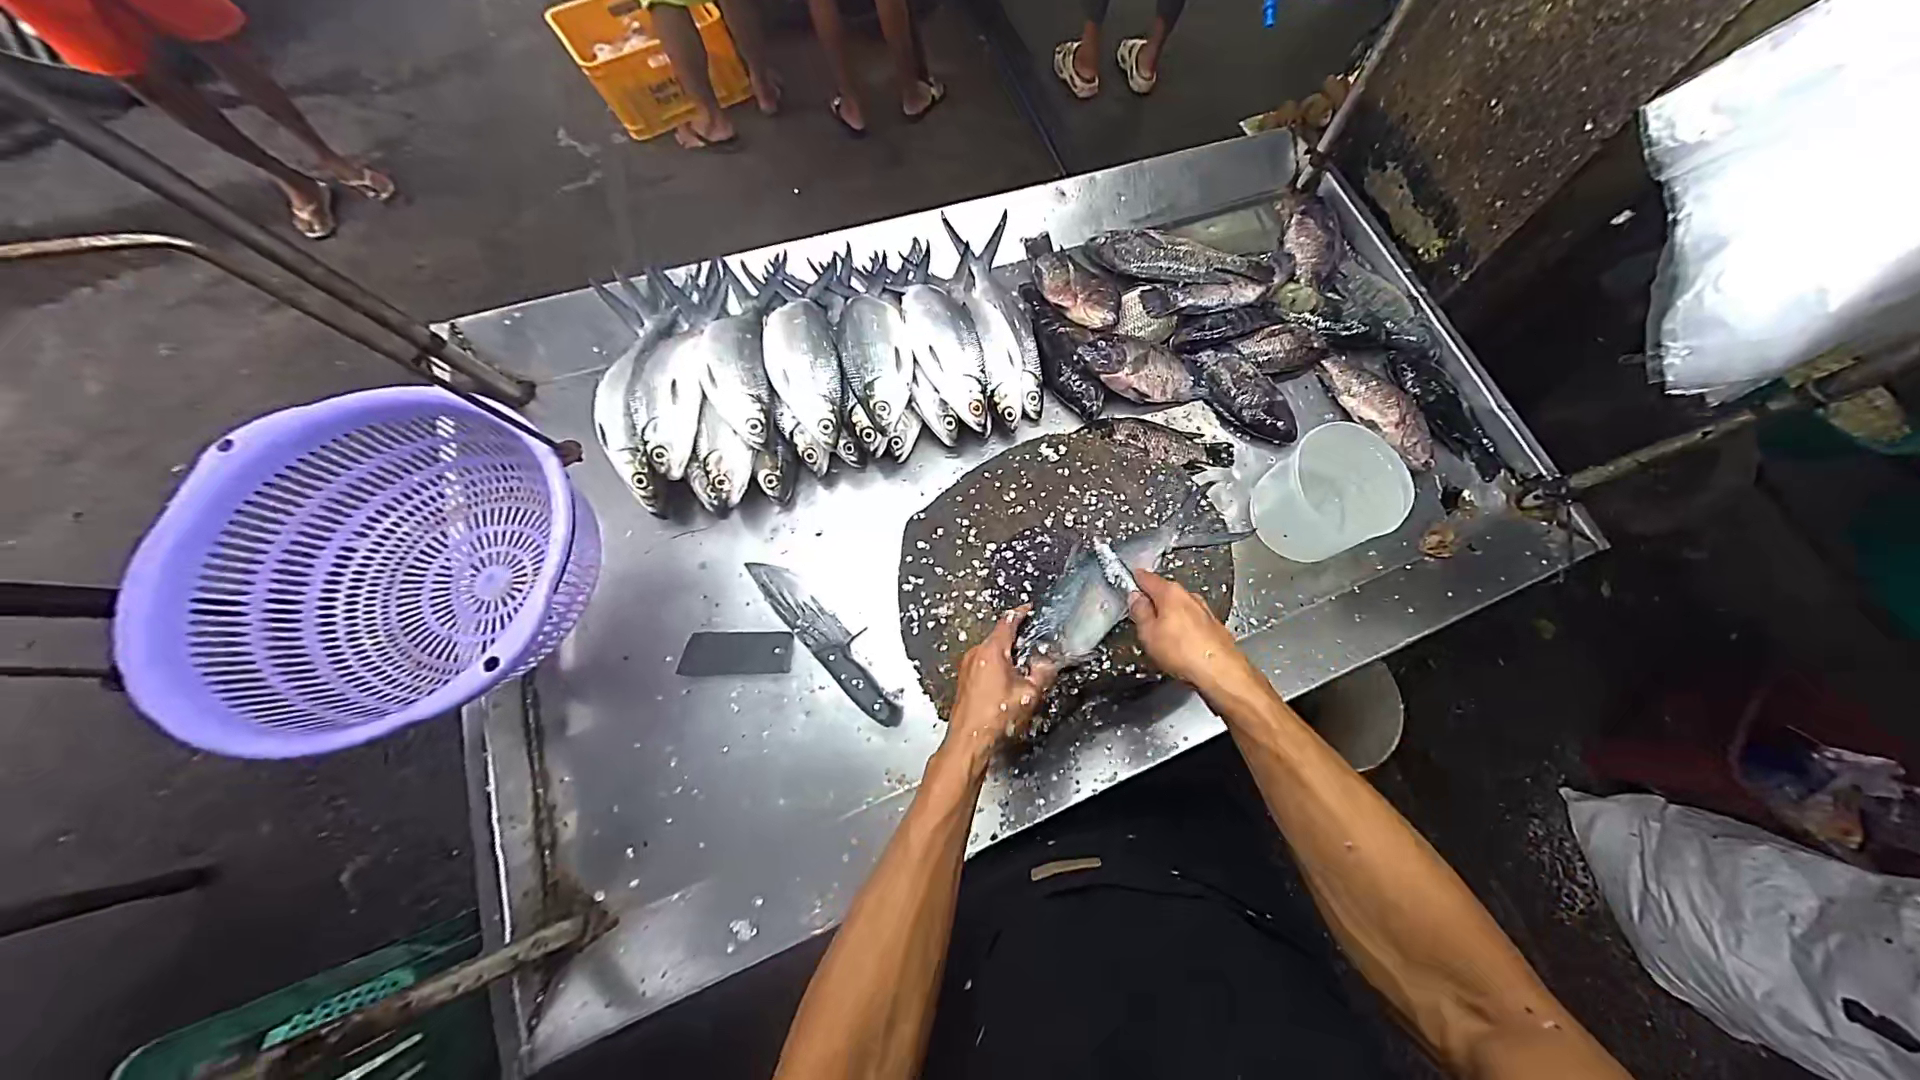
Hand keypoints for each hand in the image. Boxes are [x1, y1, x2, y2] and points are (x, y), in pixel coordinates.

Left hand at [947, 607, 1056, 758]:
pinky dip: (996, 668)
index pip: (1008, 621)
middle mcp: (975, 654)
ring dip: (1006, 657)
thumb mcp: (1030, 693)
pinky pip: (983, 665)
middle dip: (1018, 642)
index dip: (1021, 613)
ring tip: (1021, 675)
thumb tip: (1048, 661)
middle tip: (1034, 651)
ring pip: (991, 652)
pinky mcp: (964, 679)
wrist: (969, 740)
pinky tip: (1005, 687)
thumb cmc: (994, 718)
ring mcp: (967, 666)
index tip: (1029, 610)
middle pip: (1000, 637)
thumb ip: (1043, 671)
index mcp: (991, 651)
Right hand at [1128, 570, 1256, 697]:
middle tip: (1140, 616)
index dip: (1136, 580)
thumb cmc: (1186, 653)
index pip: (1148, 578)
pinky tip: (1179, 645)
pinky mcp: (1214, 627)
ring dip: (1170, 616)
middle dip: (1153, 601)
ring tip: (1160, 636)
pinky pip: (1192, 621)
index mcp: (1170, 593)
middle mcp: (1190, 597)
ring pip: (1180, 608)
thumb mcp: (1147, 633)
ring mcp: (1204, 611)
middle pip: (1165, 592)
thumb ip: (1139, 611)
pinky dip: (1184, 628)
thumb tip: (1136, 599)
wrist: (1220, 672)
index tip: (1131, 581)